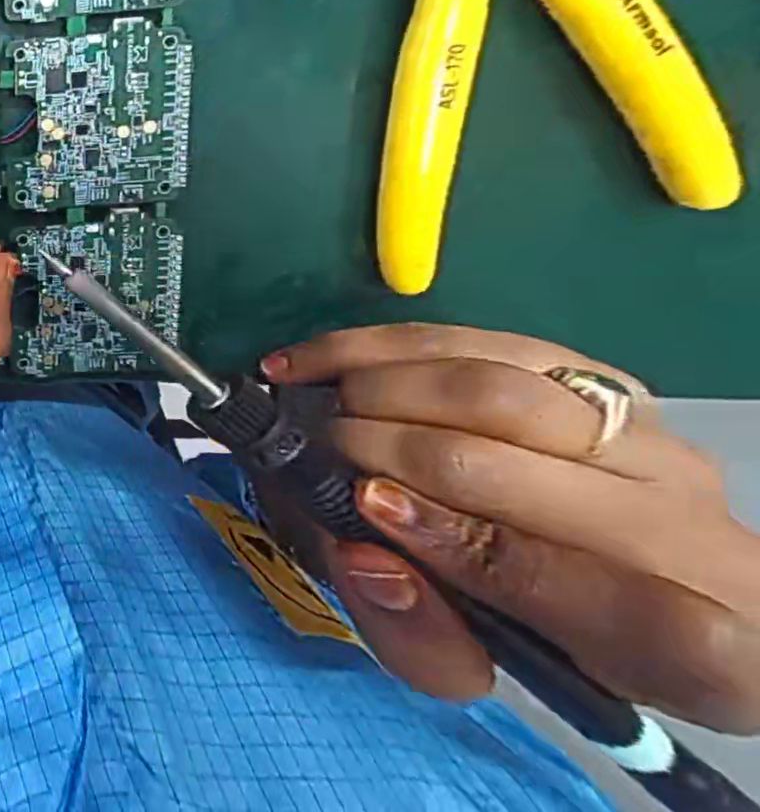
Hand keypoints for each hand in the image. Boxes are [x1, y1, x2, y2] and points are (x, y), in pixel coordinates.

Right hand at [264, 323, 759, 733]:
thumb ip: (414, 635)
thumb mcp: (458, 662)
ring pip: (487, 391)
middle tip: (318, 450)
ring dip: (372, 391)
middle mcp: (694, 542)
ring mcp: (648, 448)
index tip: (367, 506)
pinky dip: (370, 348)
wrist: (566, 554)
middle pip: (503, 468)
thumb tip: (362, 554)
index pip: (616, 612)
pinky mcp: (592, 380)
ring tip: (315, 405)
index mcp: (686, 654)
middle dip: (378, 448)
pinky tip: (311, 364)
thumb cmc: (499, 616)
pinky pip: (470, 344)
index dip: (470, 550)